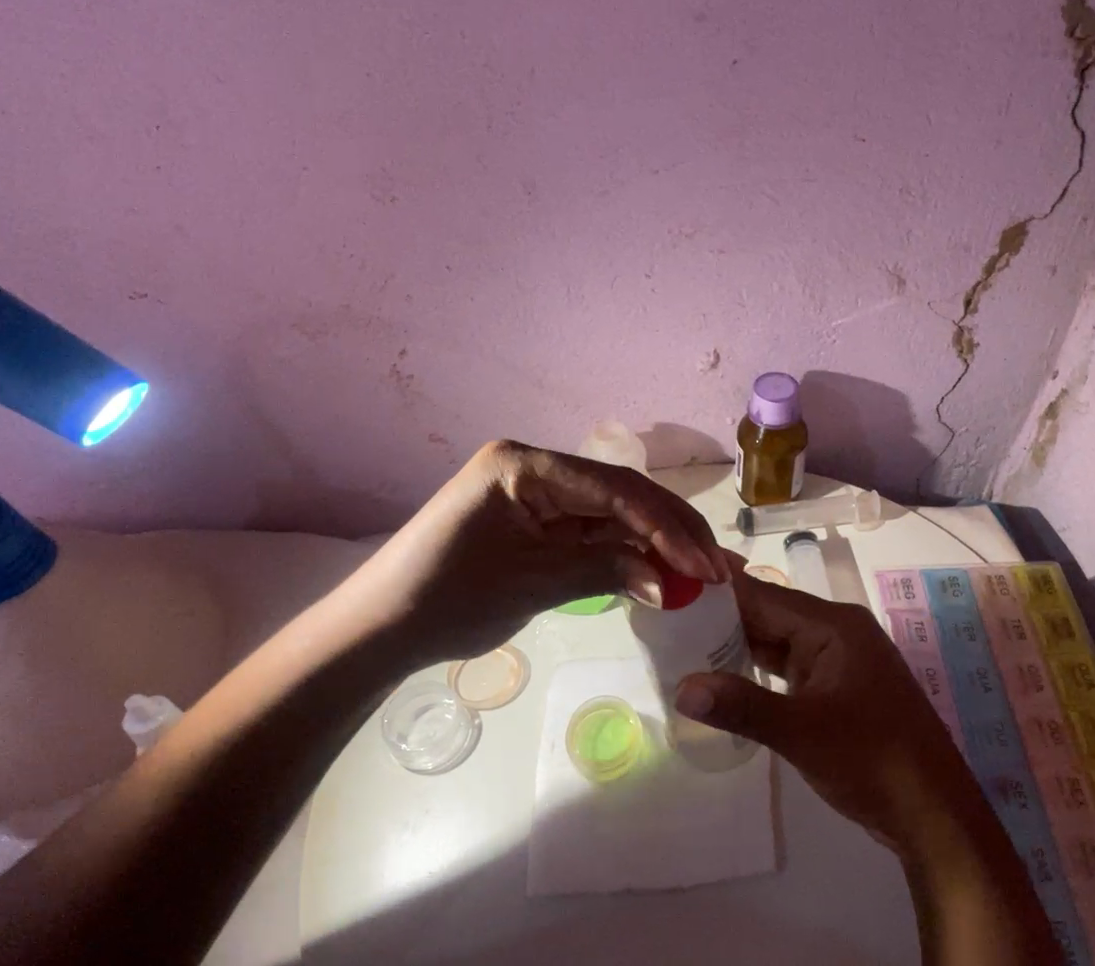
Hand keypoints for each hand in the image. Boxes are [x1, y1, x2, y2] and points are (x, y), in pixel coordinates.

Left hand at [342, 440, 729, 663]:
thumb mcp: (533, 585)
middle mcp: (534, 468)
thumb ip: (606, 572)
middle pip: (619, 494)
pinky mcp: (534, 521)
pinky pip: (590, 531)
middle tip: (715, 569)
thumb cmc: (446, 599)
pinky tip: (658, 572)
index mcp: (525, 465)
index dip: (667, 527)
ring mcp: (535, 494)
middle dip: (669, 531)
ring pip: (611, 513)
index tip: (706, 567)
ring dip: (653, 543)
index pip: (615, 489)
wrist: (379, 629)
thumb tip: (672, 583)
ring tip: (698, 573)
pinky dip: (624, 553)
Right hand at [674, 571, 982, 853]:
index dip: (717, 592)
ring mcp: (840, 661)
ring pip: (778, 643)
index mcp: (833, 626)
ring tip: (680, 646)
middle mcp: (837, 633)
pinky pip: (789, 668)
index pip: (764, 596)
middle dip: (720, 620)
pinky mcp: (838, 689)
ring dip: (736, 647)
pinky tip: (723, 679)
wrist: (933, 811)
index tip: (670, 587)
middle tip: (664, 621)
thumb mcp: (802, 733)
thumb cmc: (872, 760)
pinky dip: (757, 672)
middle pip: (769, 615)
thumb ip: (741, 706)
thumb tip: (682, 687)